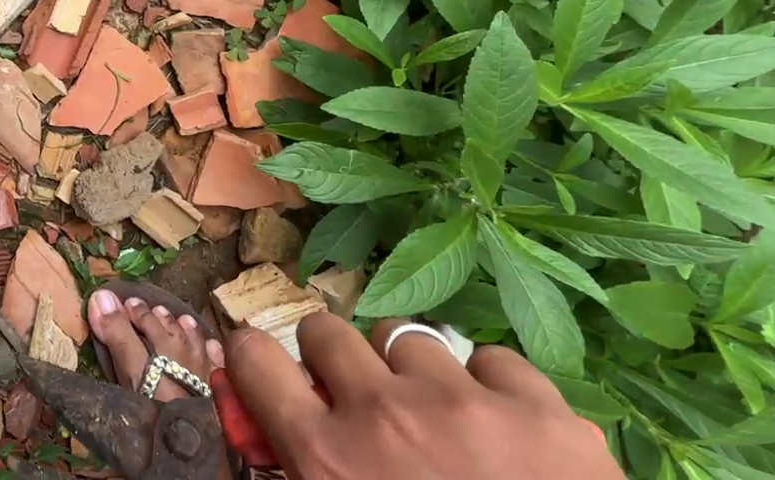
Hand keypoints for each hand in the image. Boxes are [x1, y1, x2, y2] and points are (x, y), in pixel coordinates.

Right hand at [225, 314, 621, 479]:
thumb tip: (255, 418)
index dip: (256, 359)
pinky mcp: (544, 417)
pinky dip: (492, 387)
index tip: (276, 375)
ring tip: (444, 421)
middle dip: (338, 363)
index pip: (252, 353)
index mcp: (327, 456)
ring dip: (413, 374)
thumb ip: (296, 467)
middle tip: (365, 403)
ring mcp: (464, 409)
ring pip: (405, 337)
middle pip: (324, 330)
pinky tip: (506, 431)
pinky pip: (494, 360)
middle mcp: (383, 416)